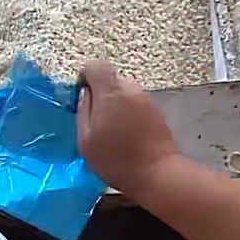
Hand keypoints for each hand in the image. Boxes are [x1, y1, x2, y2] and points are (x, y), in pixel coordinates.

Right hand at [77, 61, 185, 198]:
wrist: (156, 173)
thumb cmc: (115, 159)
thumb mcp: (86, 140)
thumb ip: (83, 111)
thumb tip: (85, 94)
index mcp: (111, 92)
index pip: (95, 66)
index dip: (85, 77)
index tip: (82, 96)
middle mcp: (131, 89)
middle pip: (112, 79)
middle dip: (101, 93)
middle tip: (97, 119)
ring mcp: (146, 99)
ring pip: (125, 91)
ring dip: (116, 103)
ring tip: (113, 129)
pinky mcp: (157, 111)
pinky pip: (136, 103)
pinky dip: (129, 112)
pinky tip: (128, 134)